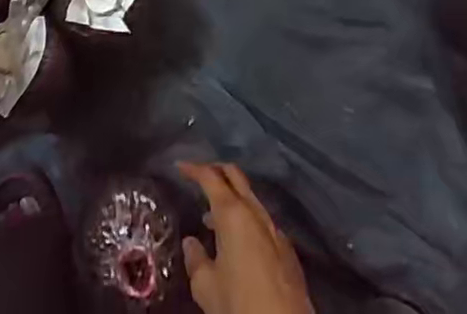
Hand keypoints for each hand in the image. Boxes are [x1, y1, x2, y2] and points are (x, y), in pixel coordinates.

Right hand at [178, 162, 313, 313]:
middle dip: (216, 171)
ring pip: (250, 199)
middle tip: (198, 176)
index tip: (180, 167)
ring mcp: (274, 228)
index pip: (211, 178)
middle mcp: (255, 213)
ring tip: (211, 216)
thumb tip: (192, 242)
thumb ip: (196, 260)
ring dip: (231, 198)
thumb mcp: (206, 287)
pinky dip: (245, 218)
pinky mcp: (286, 248)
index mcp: (233, 214)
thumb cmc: (239, 305)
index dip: (194, 169)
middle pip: (236, 177)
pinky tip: (236, 241)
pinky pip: (261, 220)